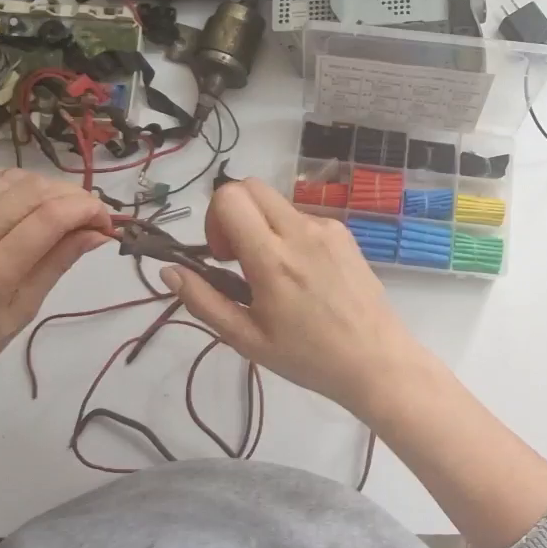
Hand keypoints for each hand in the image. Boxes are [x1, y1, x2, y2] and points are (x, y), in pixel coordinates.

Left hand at [0, 169, 112, 418]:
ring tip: (65, 209)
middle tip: (93, 215)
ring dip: (47, 187)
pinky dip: (16, 186)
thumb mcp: (21, 313)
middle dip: (73, 195)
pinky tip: (31, 204)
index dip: (87, 210)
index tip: (108, 222)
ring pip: (9, 179)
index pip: (49, 219)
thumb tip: (99, 232)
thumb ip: (57, 264)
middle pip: (31, 192)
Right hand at [163, 179, 440, 417]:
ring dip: (261, 226)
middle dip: (232, 214)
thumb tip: (169, 271)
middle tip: (239, 259)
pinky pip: (302, 218)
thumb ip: (203, 301)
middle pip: (250, 186)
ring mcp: (327, 228)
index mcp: (272, 258)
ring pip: (276, 203)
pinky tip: (302, 276)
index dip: (213, 220)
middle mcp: (300, 231)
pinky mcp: (345, 233)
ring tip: (273, 274)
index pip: (229, 197)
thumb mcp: (247, 339)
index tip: (222, 257)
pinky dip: (289, 234)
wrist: (377, 361)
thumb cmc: (308, 357)